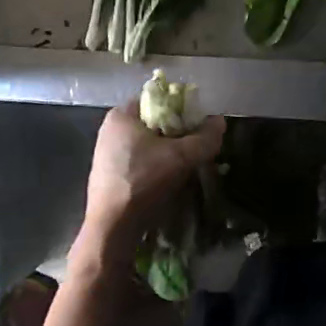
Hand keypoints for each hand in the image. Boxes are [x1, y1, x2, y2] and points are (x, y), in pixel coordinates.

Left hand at [81, 101, 223, 246]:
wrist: (113, 227)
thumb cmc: (144, 181)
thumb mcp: (182, 157)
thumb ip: (205, 138)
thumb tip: (220, 122)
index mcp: (121, 115)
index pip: (157, 99)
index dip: (181, 108)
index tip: (198, 123)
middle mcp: (109, 129)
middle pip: (153, 122)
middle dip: (176, 132)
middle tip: (195, 145)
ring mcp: (106, 153)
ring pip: (147, 143)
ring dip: (167, 150)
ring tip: (185, 164)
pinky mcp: (108, 174)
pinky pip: (138, 160)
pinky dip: (154, 164)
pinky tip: (166, 179)